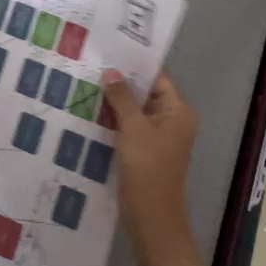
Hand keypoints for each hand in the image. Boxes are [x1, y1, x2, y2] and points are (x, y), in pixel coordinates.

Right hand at [102, 69, 205, 265]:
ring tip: (87, 79)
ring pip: (134, 109)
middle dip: (121, 80)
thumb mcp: (133, 128)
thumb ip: (122, 97)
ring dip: (114, 99)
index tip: (110, 47)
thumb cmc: (147, 168)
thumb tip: (111, 72)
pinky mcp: (144, 150)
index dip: (134, 63)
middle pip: (145, 91)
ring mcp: (158, 136)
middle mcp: (171, 119)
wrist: (151, 218)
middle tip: (92, 61)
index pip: (157, 76)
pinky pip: (129, 125)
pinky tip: (91, 108)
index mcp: (178, 111)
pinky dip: (114, 118)